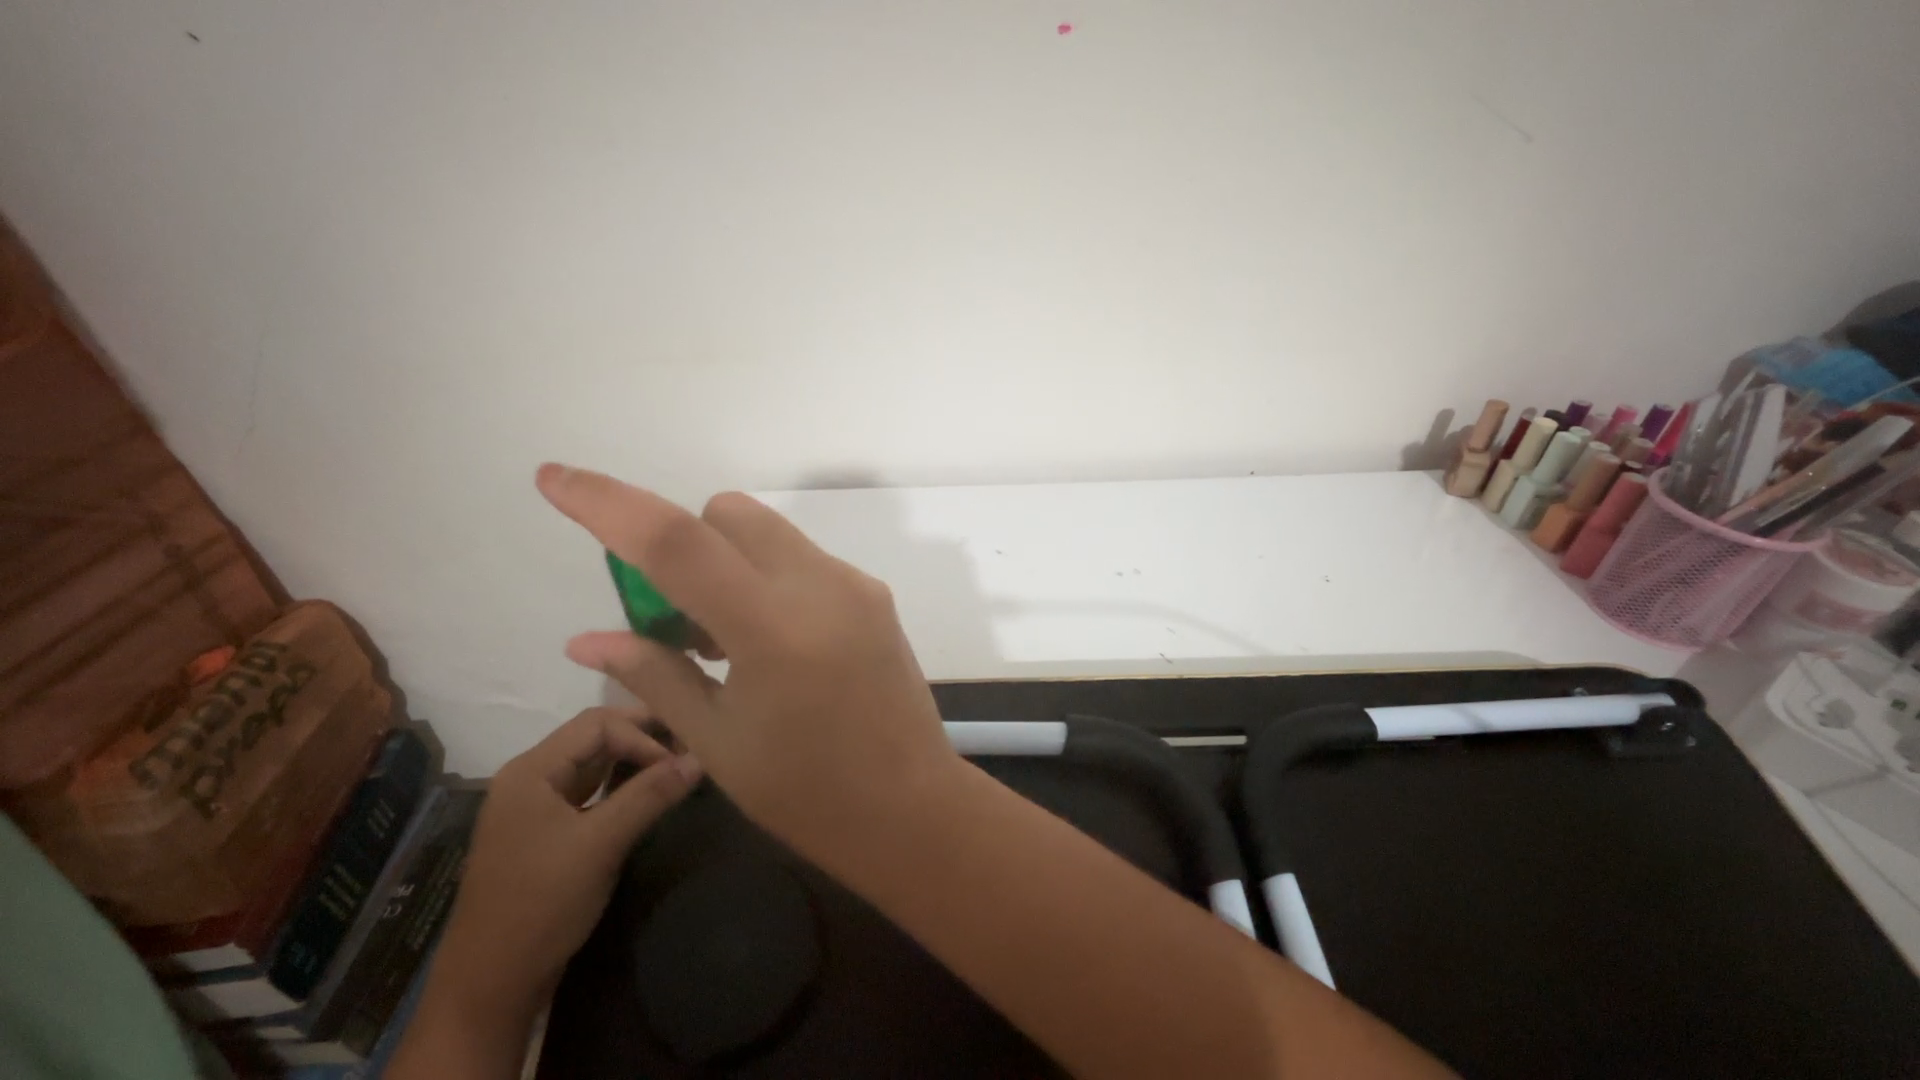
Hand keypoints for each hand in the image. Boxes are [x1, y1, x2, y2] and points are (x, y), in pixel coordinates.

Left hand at [437, 706, 700, 1007]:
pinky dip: (619, 790)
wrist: (492, 981)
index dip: (644, 735)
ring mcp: (533, 810)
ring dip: (632, 764)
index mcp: (530, 771)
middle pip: (592, 740)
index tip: (682, 762)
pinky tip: (647, 798)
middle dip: (641, 741)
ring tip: (677, 768)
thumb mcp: (601, 844)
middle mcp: (528, 780)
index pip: (597, 725)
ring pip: (591, 768)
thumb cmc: (542, 903)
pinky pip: (587, 795)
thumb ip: (649, 796)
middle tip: (689, 749)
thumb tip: (699, 758)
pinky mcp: (544, 836)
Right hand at [535, 464, 962, 865]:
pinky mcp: (873, 595)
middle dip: (680, 542)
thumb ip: (653, 674)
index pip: (677, 542)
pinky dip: (764, 576)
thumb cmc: (806, 793)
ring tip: (720, 640)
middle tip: (671, 617)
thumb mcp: (716, 742)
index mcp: (771, 628)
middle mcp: (818, 586)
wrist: (912, 809)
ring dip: (724, 559)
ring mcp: (853, 584)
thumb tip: (586, 639)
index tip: (554, 477)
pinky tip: (766, 642)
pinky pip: (800, 557)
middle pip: (725, 515)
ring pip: (766, 530)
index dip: (608, 504)